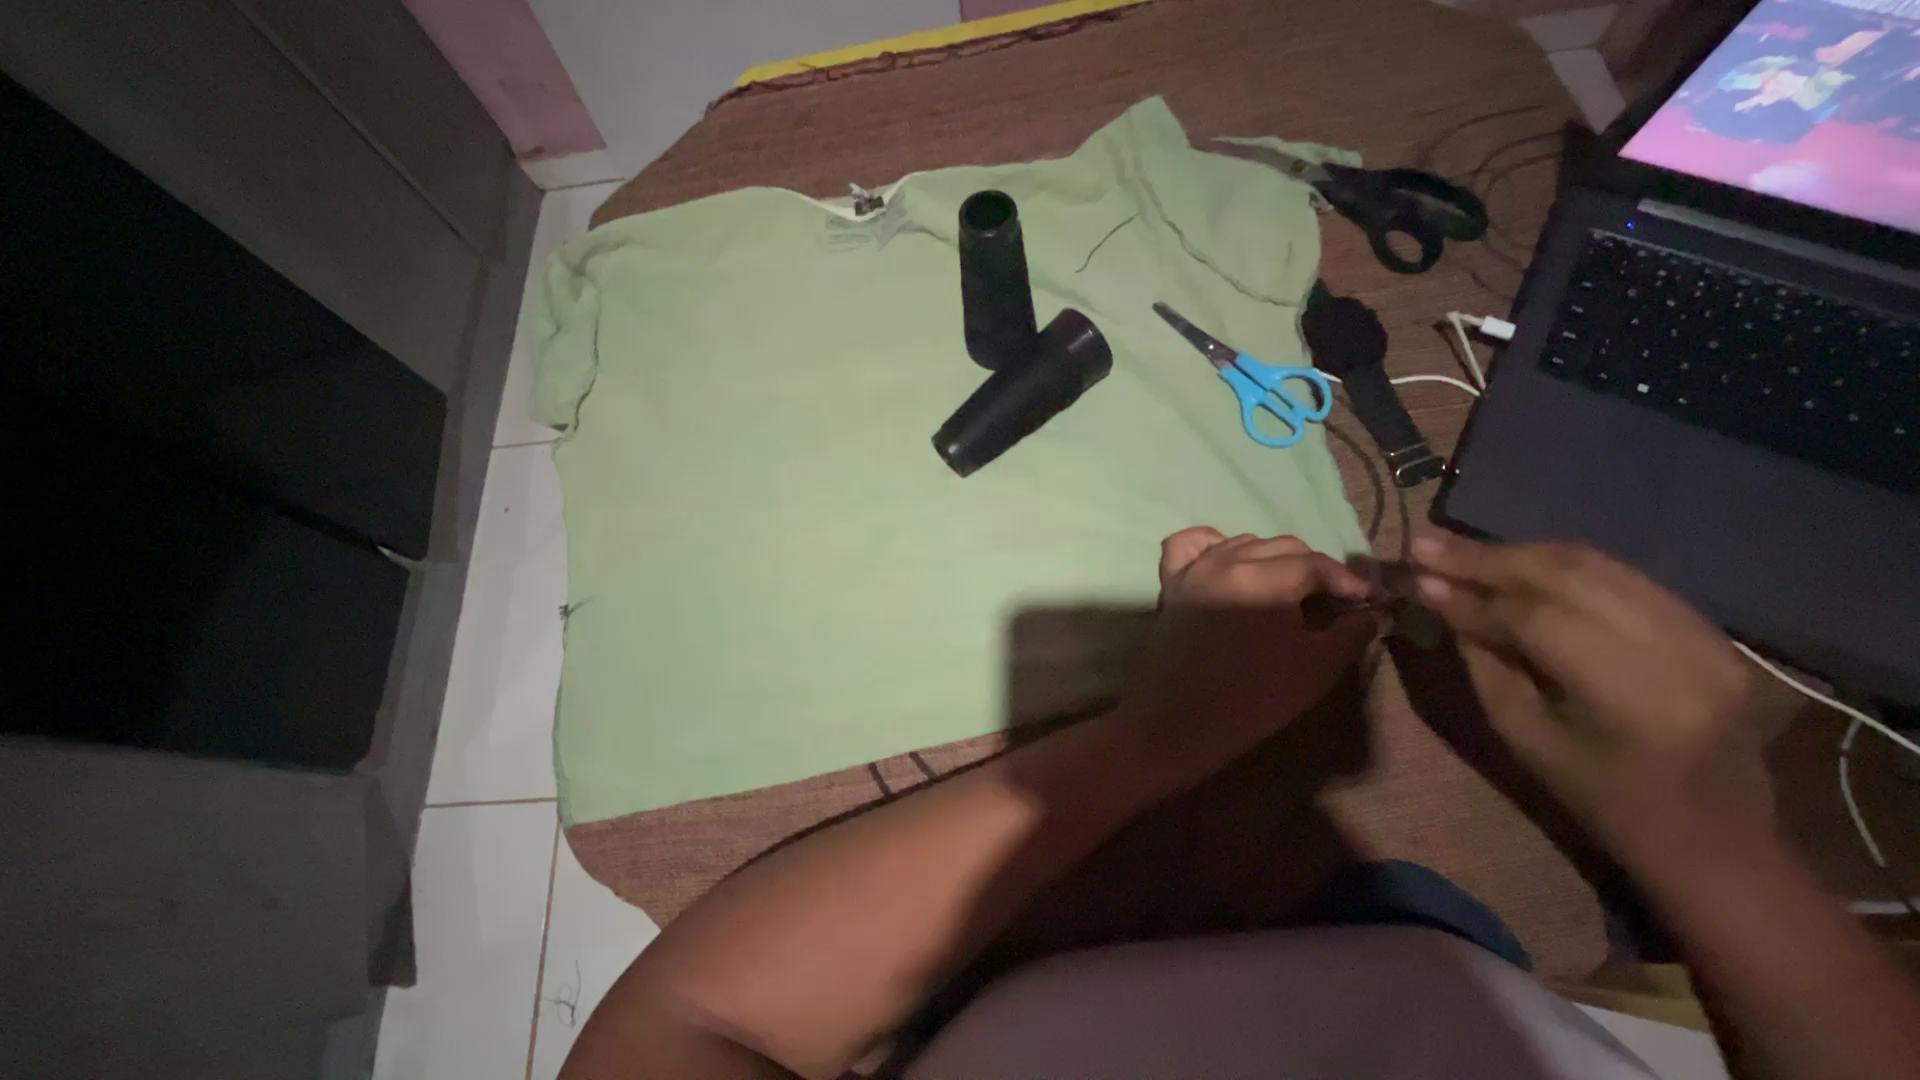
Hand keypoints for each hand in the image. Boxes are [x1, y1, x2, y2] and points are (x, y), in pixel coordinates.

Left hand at [1128, 528, 1379, 733]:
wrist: (1183, 721)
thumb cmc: (1255, 696)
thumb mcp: (1317, 667)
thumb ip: (1351, 632)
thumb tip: (1373, 612)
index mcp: (1265, 578)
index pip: (1317, 564)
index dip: (1347, 581)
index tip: (1368, 601)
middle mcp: (1227, 561)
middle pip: (1282, 547)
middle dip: (1314, 569)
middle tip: (1331, 600)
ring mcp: (1194, 569)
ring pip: (1242, 543)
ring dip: (1271, 558)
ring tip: (1287, 589)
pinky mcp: (1171, 583)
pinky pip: (1188, 544)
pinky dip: (1212, 545)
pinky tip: (1228, 562)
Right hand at [1411, 534, 1769, 859]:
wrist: (1714, 838)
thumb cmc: (1601, 801)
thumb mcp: (1524, 738)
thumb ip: (1484, 661)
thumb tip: (1438, 596)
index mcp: (1634, 699)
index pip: (1537, 619)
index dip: (1471, 593)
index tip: (1414, 575)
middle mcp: (1680, 652)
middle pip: (1568, 576)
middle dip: (1488, 556)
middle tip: (1426, 544)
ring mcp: (1705, 633)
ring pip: (1595, 565)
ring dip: (1519, 552)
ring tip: (1459, 549)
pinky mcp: (1711, 627)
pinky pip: (1621, 576)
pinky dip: (1559, 564)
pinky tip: (1514, 562)